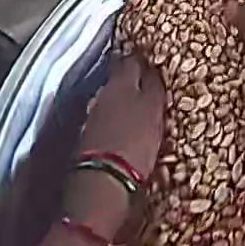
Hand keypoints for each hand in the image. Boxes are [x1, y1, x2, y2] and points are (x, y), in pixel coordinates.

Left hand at [66, 53, 165, 235]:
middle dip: (134, 80)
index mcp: (121, 82)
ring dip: (125, 101)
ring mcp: (94, 117)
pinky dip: (118, 122)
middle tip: (151, 85)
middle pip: (120, 79)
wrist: (102, 185)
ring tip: (142, 110)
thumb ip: (153, 86)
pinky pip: (108, 121)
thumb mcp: (153, 109)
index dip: (145, 60)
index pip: (133, 60)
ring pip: (113, 100)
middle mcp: (103, 94)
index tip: (155, 63)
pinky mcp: (89, 140)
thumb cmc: (134, 142)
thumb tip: (153, 69)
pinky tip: (128, 132)